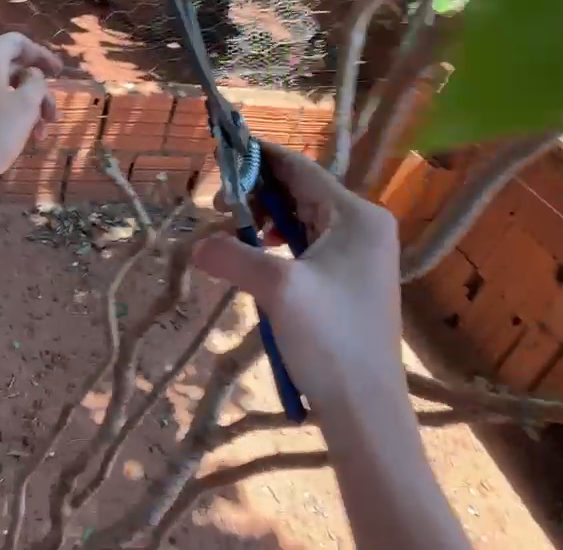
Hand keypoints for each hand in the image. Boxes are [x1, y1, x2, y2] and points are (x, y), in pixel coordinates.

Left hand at [0, 32, 61, 195]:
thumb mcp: (26, 106)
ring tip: (36, 135)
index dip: (41, 55)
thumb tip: (30, 74)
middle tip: (51, 118)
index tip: (59, 73)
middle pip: (8, 67)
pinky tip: (11, 135)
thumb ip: (36, 82)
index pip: (18, 42)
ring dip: (20, 105)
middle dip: (34, 90)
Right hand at [190, 141, 405, 411]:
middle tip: (218, 206)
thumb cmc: (330, 341)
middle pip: (300, 190)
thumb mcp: (276, 289)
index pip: (299, 168)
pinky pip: (307, 243)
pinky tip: (257, 257)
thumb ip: (232, 254)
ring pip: (301, 217)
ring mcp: (360, 255)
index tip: (220, 150)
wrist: (366, 412)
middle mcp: (364, 226)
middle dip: (256, 192)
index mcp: (357, 216)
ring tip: (233, 232)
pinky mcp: (350, 281)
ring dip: (264, 218)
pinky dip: (277, 242)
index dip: (258, 156)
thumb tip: (195, 245)